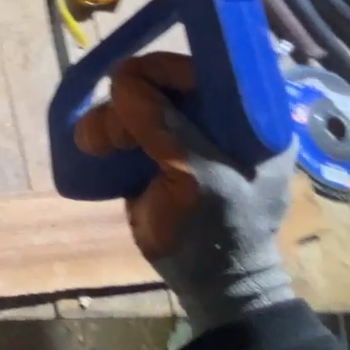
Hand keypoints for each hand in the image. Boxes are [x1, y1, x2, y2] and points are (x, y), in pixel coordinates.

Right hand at [74, 53, 298, 333]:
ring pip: (135, 99)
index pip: (209, 66)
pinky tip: (96, 148)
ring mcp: (189, 131)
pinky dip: (103, 127)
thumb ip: (167, 129)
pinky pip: (123, 118)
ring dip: (108, 118)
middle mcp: (223, 117)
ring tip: (97, 146)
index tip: (128, 88)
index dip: (165, 69)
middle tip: (111, 135)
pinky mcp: (159, 146)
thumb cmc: (215, 233)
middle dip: (128, 101)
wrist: (208, 283)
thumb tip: (124, 79)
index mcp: (253, 120)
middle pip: (163, 79)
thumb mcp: (197, 181)